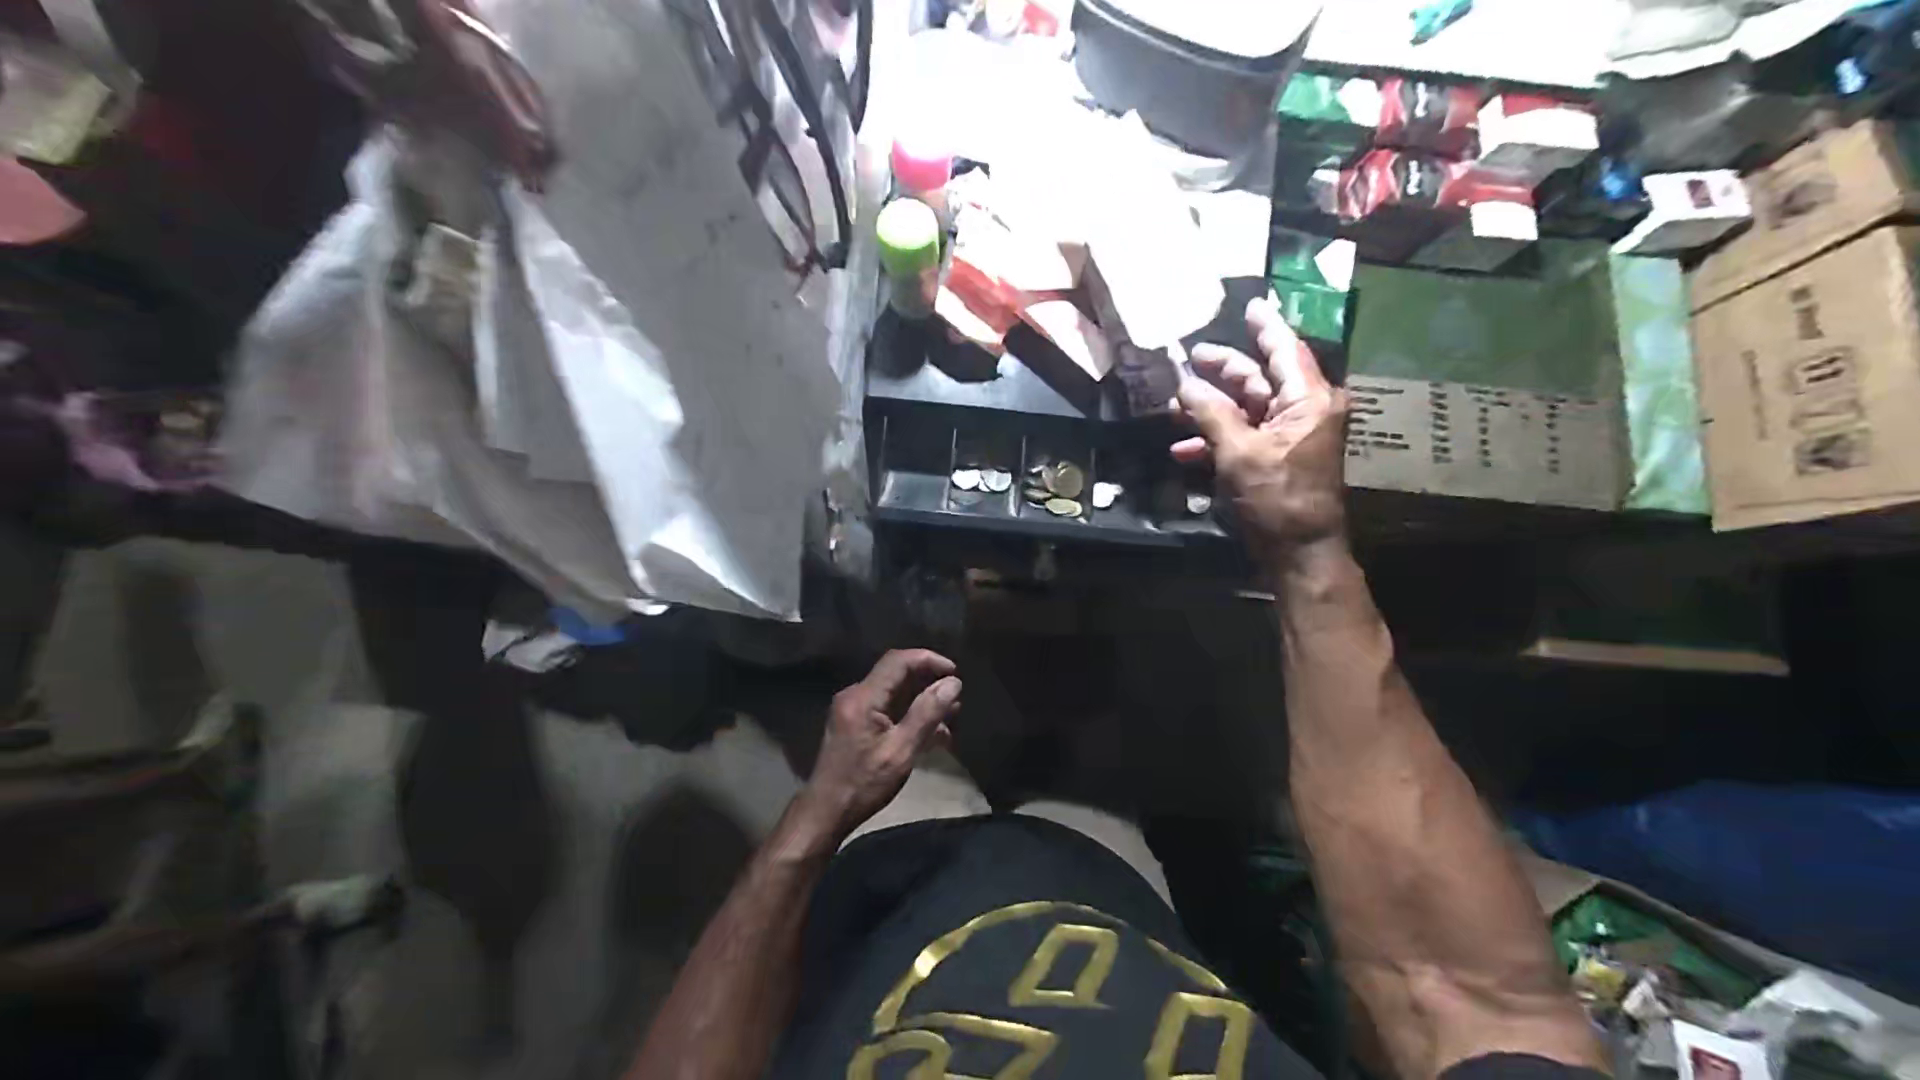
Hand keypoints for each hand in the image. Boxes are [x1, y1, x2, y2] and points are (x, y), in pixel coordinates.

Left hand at [794, 650, 962, 841]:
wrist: (826, 813)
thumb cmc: (864, 784)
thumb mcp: (901, 751)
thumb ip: (926, 714)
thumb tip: (952, 683)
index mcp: (863, 697)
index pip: (898, 661)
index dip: (928, 660)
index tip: (954, 672)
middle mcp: (855, 696)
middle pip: (896, 674)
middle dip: (928, 681)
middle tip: (956, 696)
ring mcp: (853, 710)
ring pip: (893, 693)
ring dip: (921, 700)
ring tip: (950, 715)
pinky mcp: (854, 724)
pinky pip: (886, 708)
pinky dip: (908, 715)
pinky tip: (931, 733)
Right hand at [1172, 298, 1349, 559]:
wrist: (1297, 551)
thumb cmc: (1276, 498)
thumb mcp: (1238, 453)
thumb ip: (1210, 414)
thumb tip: (1184, 385)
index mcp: (1308, 400)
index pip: (1285, 349)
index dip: (1265, 326)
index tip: (1250, 304)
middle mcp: (1303, 410)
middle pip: (1258, 379)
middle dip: (1220, 372)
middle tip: (1190, 359)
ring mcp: (1289, 436)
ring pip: (1245, 409)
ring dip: (1210, 410)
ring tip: (1173, 409)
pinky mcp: (1275, 458)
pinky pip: (1243, 436)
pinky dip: (1215, 440)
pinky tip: (1184, 450)